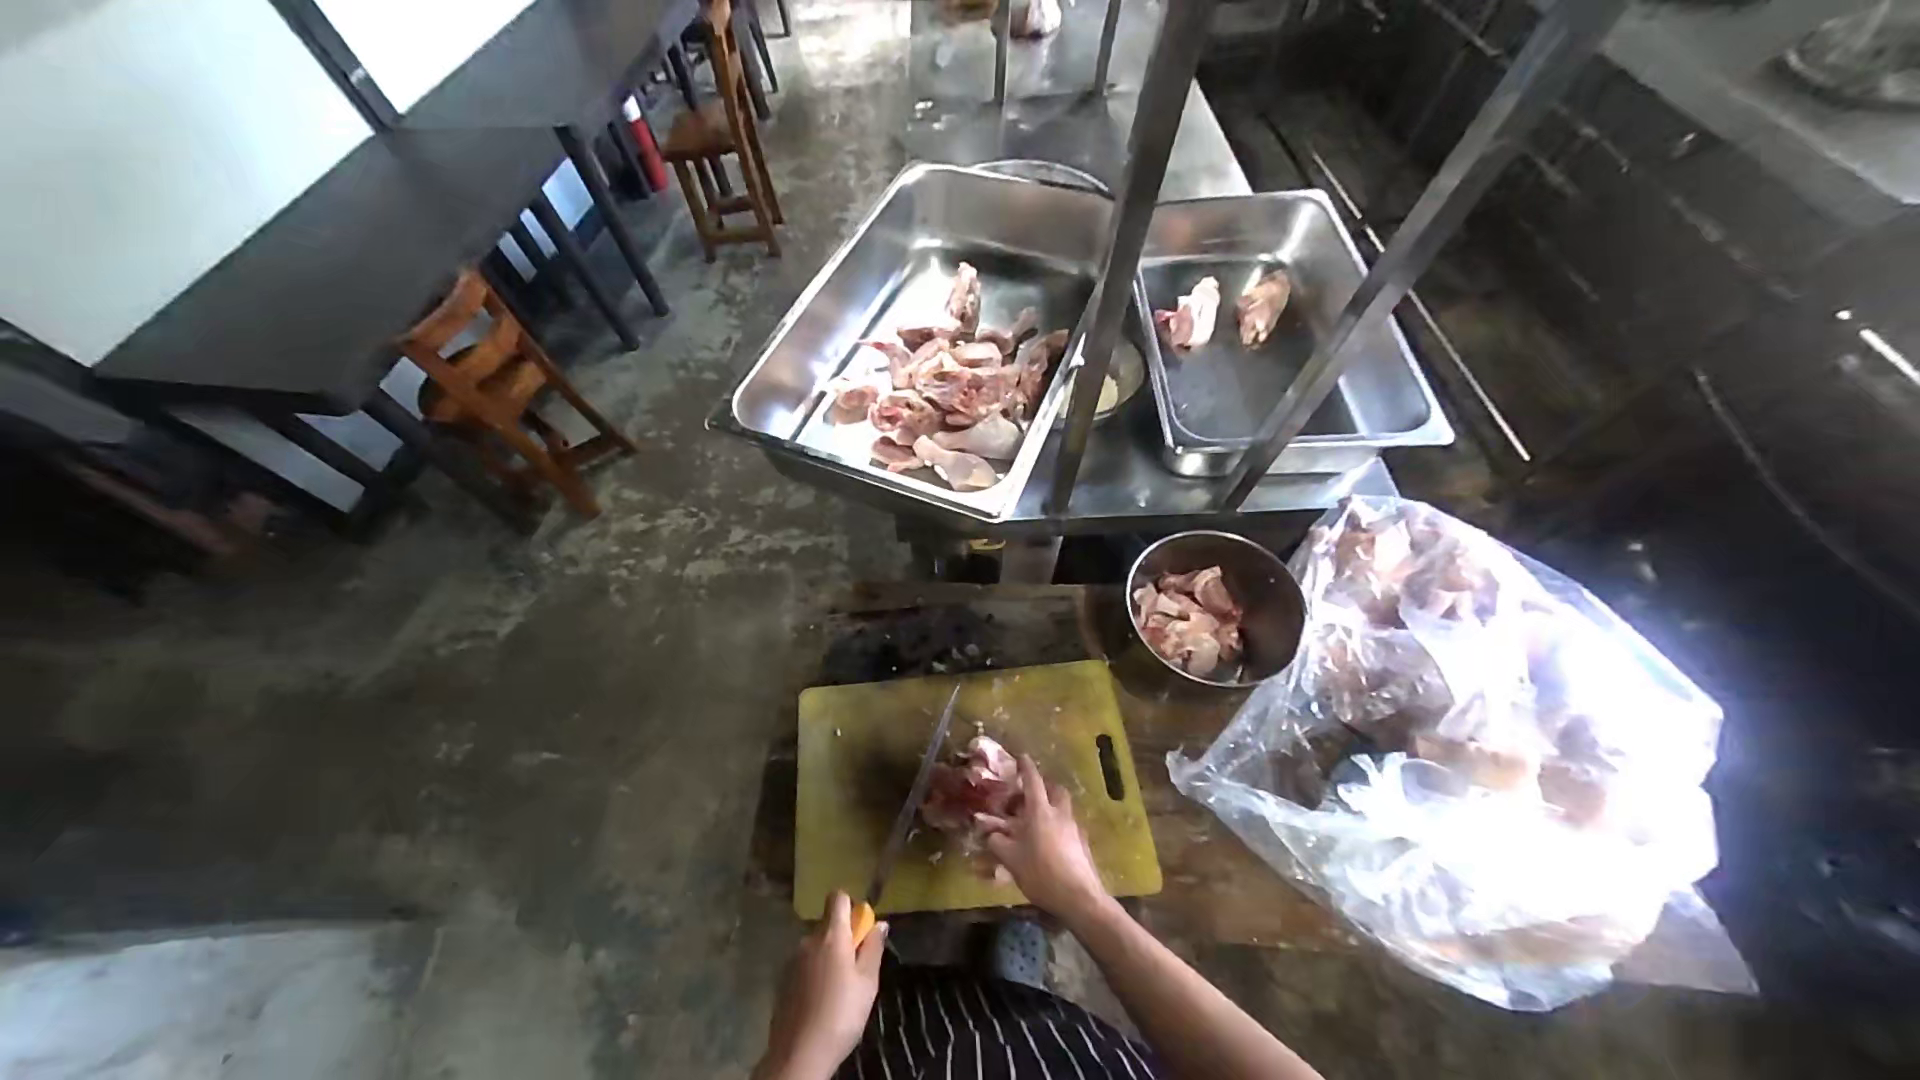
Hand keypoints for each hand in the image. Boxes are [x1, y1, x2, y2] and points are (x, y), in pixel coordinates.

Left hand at [754, 891, 886, 1079]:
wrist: (798, 1055)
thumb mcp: (868, 983)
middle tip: (855, 968)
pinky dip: (814, 974)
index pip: (837, 897)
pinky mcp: (783, 981)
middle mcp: (808, 940)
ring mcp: (792, 961)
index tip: (860, 929)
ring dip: (828, 957)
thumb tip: (880, 923)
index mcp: (832, 935)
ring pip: (816, 947)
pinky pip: (803, 966)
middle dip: (842, 938)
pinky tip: (820, 1001)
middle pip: (827, 925)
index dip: (851, 906)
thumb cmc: (841, 1015)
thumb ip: (874, 948)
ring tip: (839, 990)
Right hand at [977, 755, 1111, 924]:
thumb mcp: (1011, 859)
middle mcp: (1060, 813)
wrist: (1079, 898)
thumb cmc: (1041, 873)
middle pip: (1055, 790)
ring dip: (1052, 806)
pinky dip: (1059, 825)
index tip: (1021, 757)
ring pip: (1063, 807)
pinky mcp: (1083, 843)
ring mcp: (1075, 828)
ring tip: (1037, 821)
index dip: (1026, 767)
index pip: (1033, 781)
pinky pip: (1069, 825)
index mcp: (1040, 811)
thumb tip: (990, 833)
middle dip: (1043, 787)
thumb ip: (997, 843)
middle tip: (1029, 795)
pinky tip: (1050, 842)